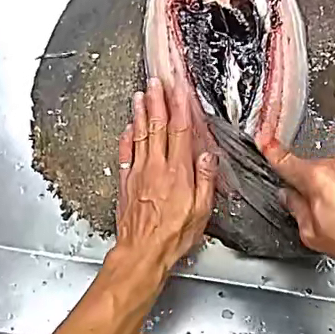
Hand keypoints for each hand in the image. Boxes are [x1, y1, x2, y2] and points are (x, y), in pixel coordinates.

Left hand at [111, 77, 216, 278]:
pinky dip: (127, 137)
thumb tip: (208, 155)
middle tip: (156, 82)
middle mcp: (156, 167)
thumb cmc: (172, 236)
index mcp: (177, 172)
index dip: (180, 107)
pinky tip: (128, 126)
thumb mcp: (201, 211)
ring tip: (141, 94)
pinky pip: (126, 153)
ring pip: (139, 135)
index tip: (180, 88)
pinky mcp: (126, 182)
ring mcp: (138, 173)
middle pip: (157, 126)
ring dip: (141, 112)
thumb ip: (205, 180)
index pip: (179, 131)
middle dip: (157, 101)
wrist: (142, 251)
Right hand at [259, 138, 334, 299]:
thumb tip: (290, 198)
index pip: (286, 161)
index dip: (273, 153)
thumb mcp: (312, 234)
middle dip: (310, 187)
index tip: (266, 144)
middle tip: (316, 213)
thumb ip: (296, 208)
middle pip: (313, 171)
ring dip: (334, 191)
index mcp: (317, 178)